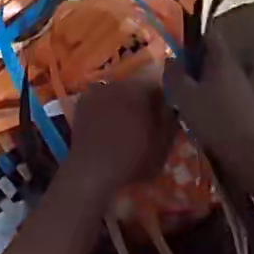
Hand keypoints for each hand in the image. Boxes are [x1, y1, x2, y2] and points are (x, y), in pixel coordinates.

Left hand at [62, 75, 172, 198]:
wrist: (92, 169)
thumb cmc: (133, 158)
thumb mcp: (162, 144)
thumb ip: (170, 120)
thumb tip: (172, 106)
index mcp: (138, 90)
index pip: (157, 86)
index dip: (163, 100)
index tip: (166, 115)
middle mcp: (115, 84)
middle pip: (134, 87)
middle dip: (142, 100)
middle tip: (146, 121)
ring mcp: (95, 92)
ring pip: (116, 92)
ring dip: (122, 103)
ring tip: (125, 124)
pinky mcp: (81, 103)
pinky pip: (99, 99)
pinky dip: (105, 107)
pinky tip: (107, 124)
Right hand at [163, 33, 253, 169]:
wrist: (251, 156)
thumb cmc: (215, 119)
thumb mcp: (184, 95)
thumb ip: (174, 74)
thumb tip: (170, 59)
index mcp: (221, 61)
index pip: (208, 35)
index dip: (191, 35)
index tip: (174, 42)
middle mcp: (234, 70)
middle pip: (211, 56)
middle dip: (191, 60)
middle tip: (171, 69)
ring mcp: (241, 90)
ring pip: (215, 76)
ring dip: (198, 80)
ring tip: (179, 92)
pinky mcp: (243, 108)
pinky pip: (220, 93)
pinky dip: (207, 96)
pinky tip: (194, 111)